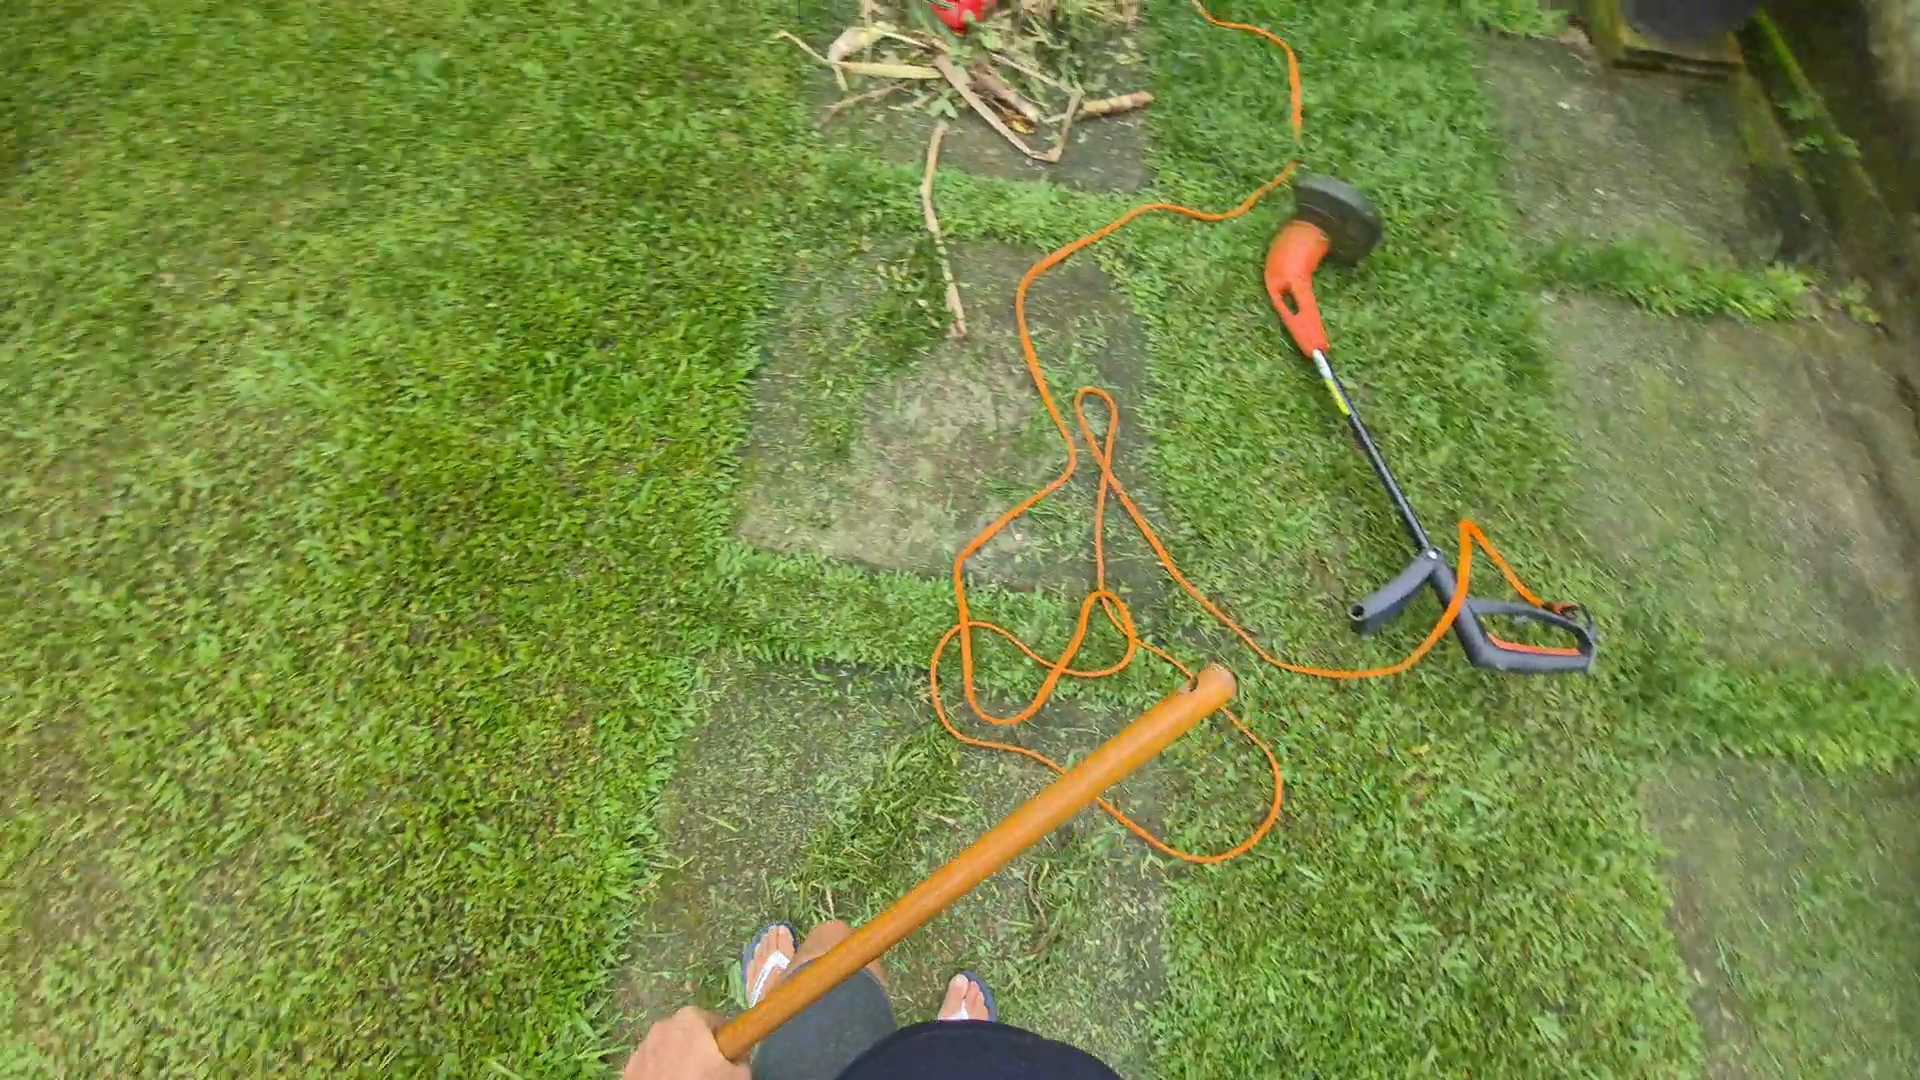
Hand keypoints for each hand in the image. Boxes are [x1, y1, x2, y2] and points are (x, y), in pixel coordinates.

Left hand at [622, 1008, 749, 1079]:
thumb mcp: (740, 1074)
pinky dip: (658, 1077)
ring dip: (675, 1064)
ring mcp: (640, 1051)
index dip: (722, 1043)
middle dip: (697, 1051)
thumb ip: (743, 1056)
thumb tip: (737, 1055)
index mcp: (689, 1018)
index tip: (724, 1061)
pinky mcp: (626, 1074)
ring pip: (666, 1052)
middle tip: (706, 1074)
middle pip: (688, 1036)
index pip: (714, 1023)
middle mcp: (661, 1027)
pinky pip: (649, 1069)